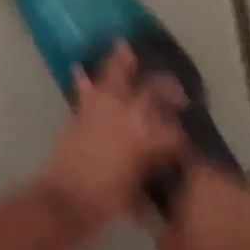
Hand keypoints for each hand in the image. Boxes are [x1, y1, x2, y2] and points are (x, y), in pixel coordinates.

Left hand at [40, 41, 188, 228]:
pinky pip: (84, 91)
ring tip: (124, 46)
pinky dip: (82, 80)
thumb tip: (160, 160)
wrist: (64, 202)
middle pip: (155, 92)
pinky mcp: (81, 113)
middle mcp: (130, 115)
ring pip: (116, 76)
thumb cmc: (106, 203)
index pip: (174, 131)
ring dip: (121, 61)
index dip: (182, 138)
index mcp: (149, 137)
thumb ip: (151, 167)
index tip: (185, 144)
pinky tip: (78, 69)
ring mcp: (103, 109)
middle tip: (178, 94)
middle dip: (170, 90)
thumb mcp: (137, 189)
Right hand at [153, 163, 249, 249]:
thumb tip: (157, 210)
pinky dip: (246, 222)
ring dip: (226, 204)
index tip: (171, 185)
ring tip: (216, 228)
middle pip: (214, 176)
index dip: (179, 172)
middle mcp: (231, 181)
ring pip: (235, 194)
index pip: (187, 161)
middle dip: (204, 189)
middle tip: (192, 209)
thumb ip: (161, 220)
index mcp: (201, 180)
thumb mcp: (167, 245)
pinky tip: (239, 242)